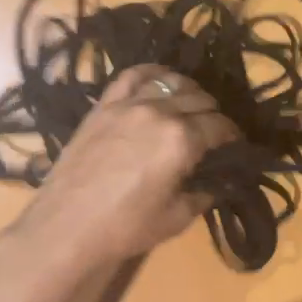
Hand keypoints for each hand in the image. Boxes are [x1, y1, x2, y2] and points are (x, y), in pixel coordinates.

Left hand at [18, 65, 239, 265]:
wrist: (66, 228)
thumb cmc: (126, 227)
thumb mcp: (177, 217)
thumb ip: (205, 192)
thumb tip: (222, 181)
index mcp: (182, 139)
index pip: (220, 125)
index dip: (233, 136)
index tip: (235, 146)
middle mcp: (160, 111)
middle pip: (200, 100)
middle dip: (213, 115)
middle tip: (213, 134)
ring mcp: (129, 104)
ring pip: (171, 82)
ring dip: (189, 92)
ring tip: (190, 107)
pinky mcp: (104, 105)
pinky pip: (133, 75)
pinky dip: (152, 74)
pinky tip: (160, 82)